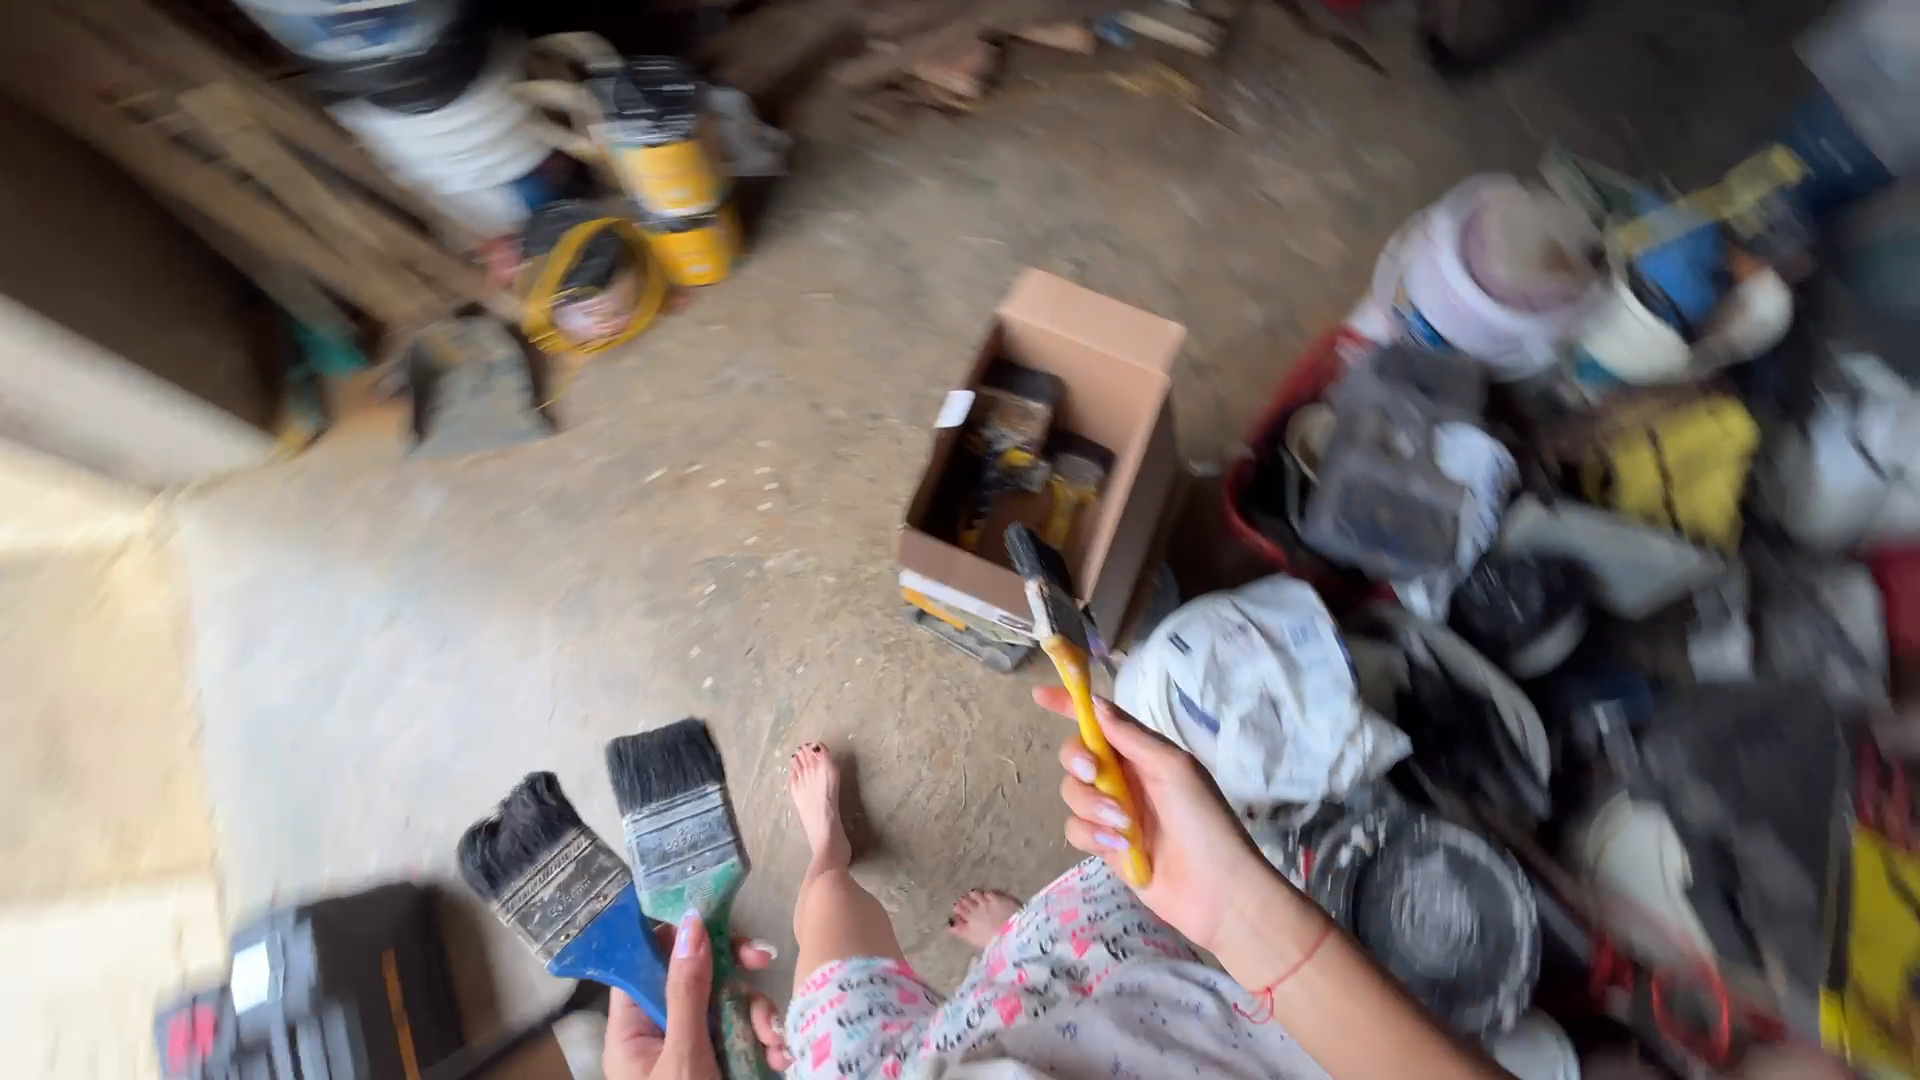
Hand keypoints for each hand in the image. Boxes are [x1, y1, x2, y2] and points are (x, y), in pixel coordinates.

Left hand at [604, 916, 794, 1079]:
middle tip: (762, 958)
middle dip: (734, 969)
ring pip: (729, 1000)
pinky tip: (781, 1054)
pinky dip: (767, 1037)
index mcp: (634, 1030)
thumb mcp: (683, 1058)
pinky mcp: (725, 1061)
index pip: (645, 963)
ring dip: (759, 1012)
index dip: (674, 932)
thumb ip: (688, 990)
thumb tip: (690, 921)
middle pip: (696, 974)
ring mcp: (696, 1047)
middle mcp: (664, 1032)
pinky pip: (746, 1030)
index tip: (711, 908)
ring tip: (775, 1037)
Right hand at [1036, 687, 1281, 952]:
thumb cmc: (1204, 822)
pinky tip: (1118, 846)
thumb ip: (1131, 736)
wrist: (1219, 892)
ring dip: (1092, 805)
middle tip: (1094, 773)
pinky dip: (1091, 834)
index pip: (1099, 720)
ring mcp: (1112, 812)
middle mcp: (1124, 777)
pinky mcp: (1106, 845)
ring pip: (1072, 793)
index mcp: (1142, 753)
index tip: (1039, 696)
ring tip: (1123, 826)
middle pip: (1076, 755)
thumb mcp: (1173, 768)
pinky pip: (1076, 828)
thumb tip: (1095, 703)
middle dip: (1078, 761)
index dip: (1069, 704)